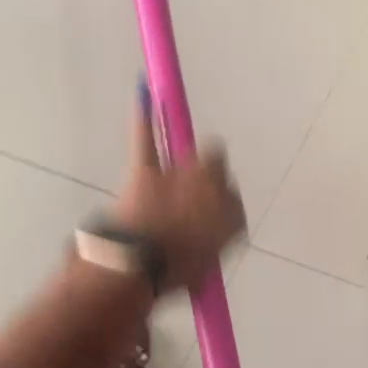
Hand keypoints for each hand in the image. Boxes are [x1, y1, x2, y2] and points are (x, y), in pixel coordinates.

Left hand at [109, 96, 244, 292]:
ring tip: (171, 187)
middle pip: (218, 172)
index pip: (232, 205)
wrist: (134, 267)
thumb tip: (203, 249)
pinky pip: (146, 137)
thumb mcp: (201, 273)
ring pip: (196, 155)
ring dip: (186, 166)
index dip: (214, 215)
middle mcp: (214, 189)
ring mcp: (181, 175)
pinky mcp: (147, 171)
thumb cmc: (168, 277)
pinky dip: (143, 116)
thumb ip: (208, 251)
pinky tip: (144, 90)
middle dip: (207, 183)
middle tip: (187, 205)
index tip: (201, 228)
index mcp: (230, 219)